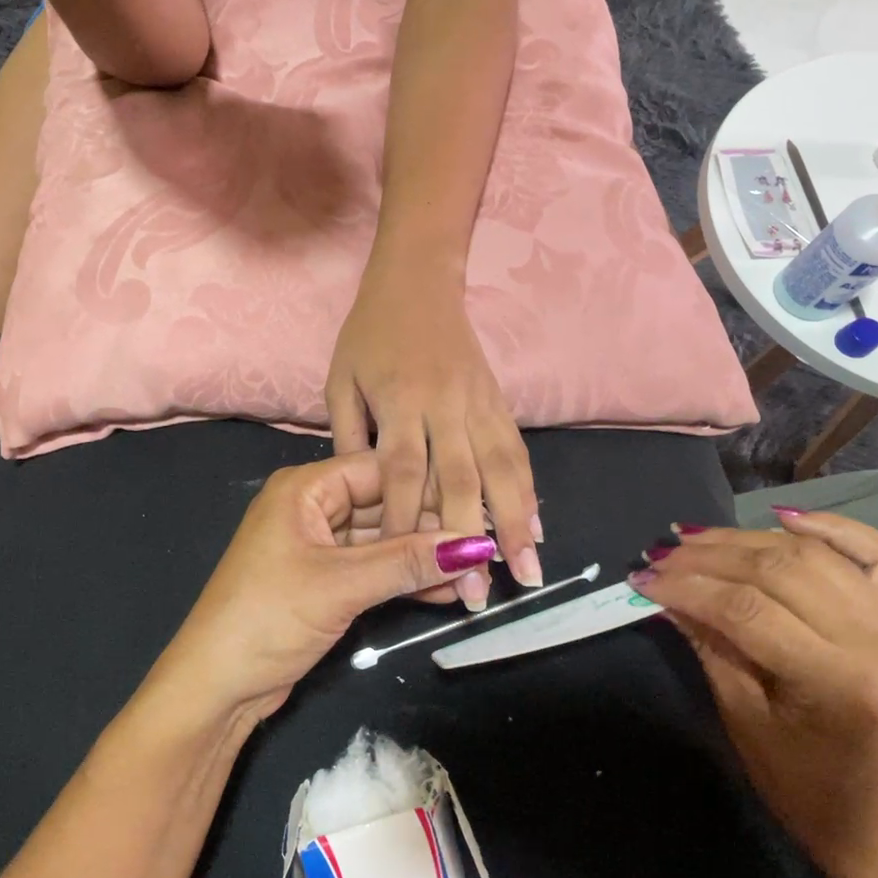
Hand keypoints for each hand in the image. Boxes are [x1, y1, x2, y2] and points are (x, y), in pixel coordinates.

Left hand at [155, 453, 495, 719]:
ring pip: (384, 541)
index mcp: (304, 488)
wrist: (217, 685)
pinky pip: (375, 569)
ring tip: (480, 575)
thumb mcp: (339, 586)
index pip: (379, 469)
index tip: (482, 503)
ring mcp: (319, 546)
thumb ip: (406, 562)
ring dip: (424, 559)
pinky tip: (449, 591)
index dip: (430, 485)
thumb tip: (476, 544)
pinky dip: (406, 579)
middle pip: (385, 505)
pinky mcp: (326, 581)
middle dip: (434, 529)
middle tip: (491, 547)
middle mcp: (312, 507)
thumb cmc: (267, 618)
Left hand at [325, 270, 539, 611]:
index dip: (407, 523)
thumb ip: (348, 437)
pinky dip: (530, 489)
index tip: (412, 572)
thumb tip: (358, 497)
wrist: (416, 280)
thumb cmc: (366, 335)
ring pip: (502, 468)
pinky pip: (517, 449)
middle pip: (459, 479)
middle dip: (470, 539)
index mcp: (396, 401)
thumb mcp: (339, 382)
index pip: (402, 472)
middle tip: (481, 597)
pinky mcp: (498, 399)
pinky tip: (538, 525)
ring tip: (528, 573)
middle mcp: (442, 405)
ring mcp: (477, 401)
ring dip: (517, 523)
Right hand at [635, 511, 877, 877]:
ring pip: (817, 556)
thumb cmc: (808, 789)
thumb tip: (664, 592)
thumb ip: (711, 647)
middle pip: (781, 571)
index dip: (686, 587)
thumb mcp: (745, 721)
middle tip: (659, 554)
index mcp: (844, 682)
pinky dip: (833, 529)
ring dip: (748, 540)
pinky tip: (784, 519)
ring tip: (696, 538)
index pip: (748, 609)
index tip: (640, 578)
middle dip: (709, 558)